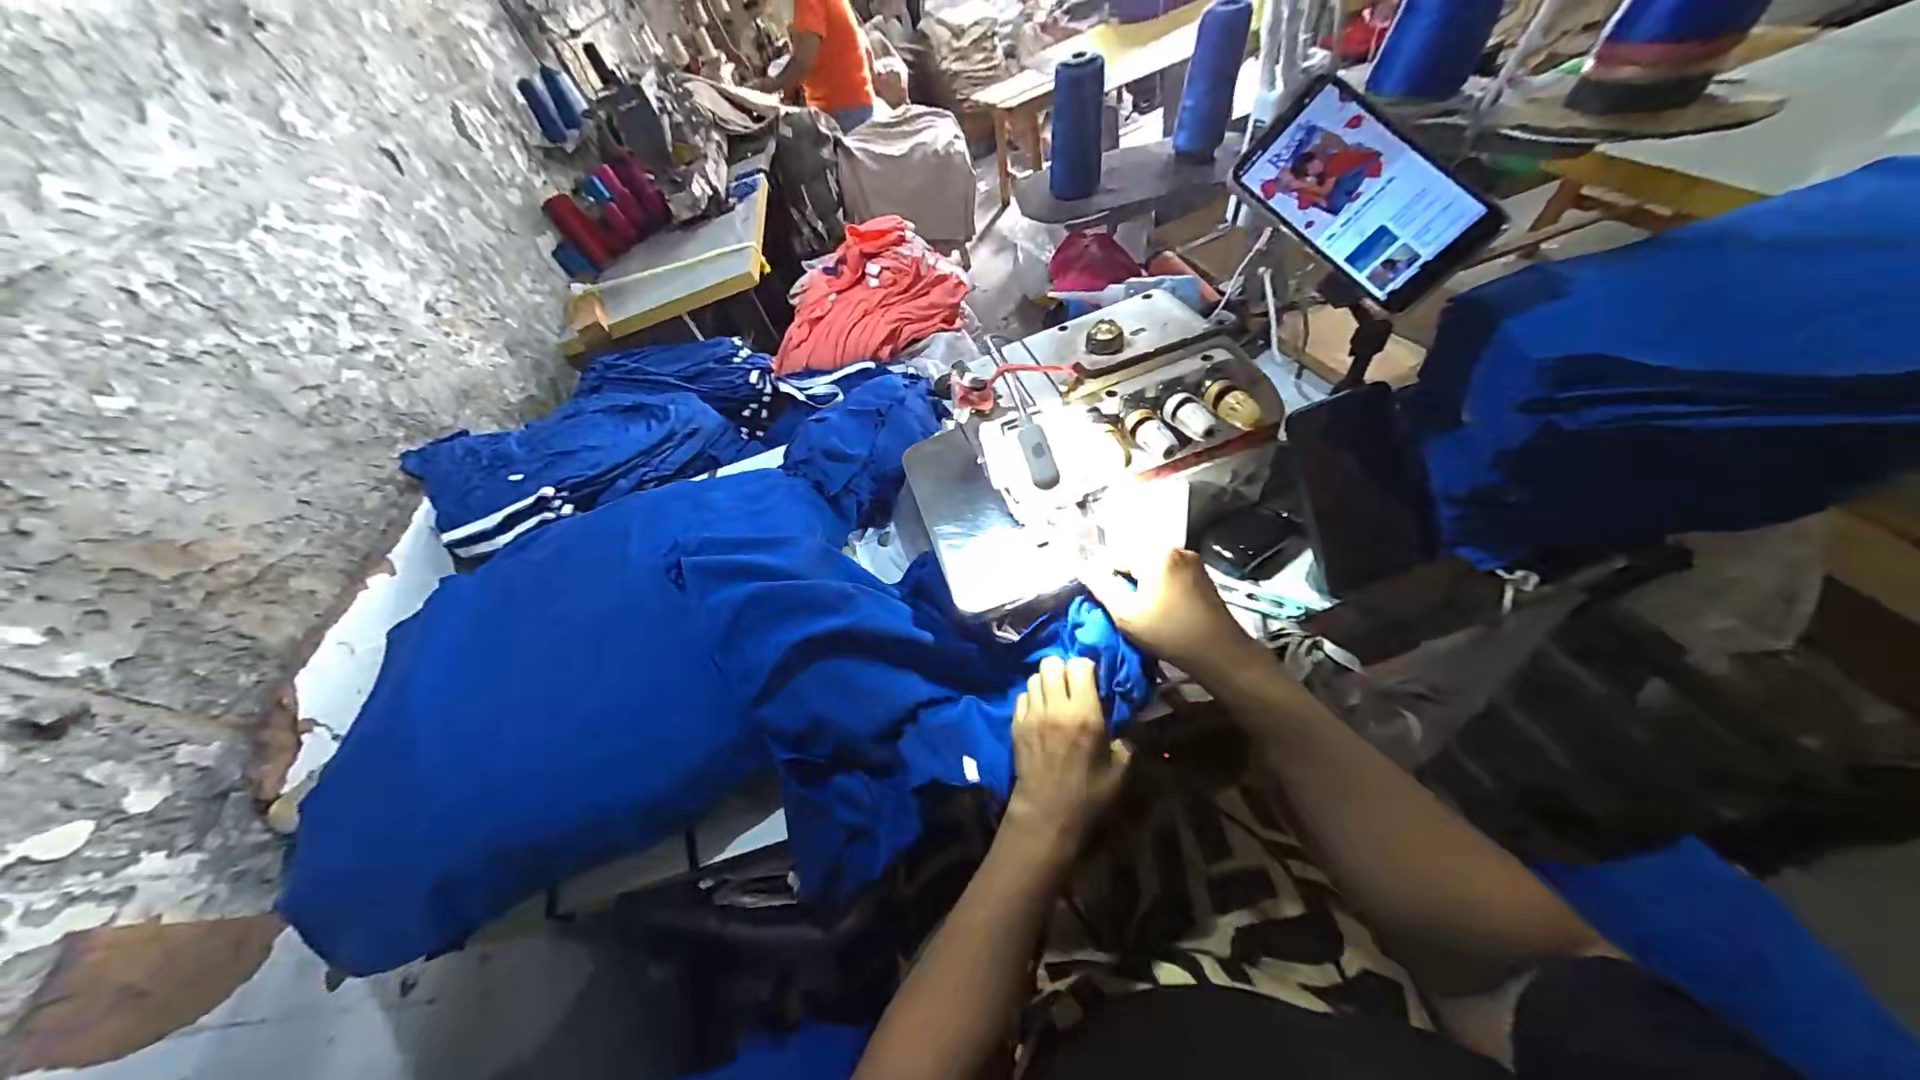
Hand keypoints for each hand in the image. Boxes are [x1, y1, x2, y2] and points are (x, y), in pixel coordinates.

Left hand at [1004, 656, 1129, 854]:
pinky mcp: (1015, 724)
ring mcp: (1031, 715)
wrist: (1047, 813)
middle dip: (1062, 668)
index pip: (1079, 665)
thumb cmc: (1088, 794)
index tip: (1091, 678)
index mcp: (1084, 714)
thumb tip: (1122, 724)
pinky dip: (1032, 698)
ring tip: (1055, 696)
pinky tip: (1040, 711)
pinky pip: (1022, 696)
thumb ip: (1124, 740)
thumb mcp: (1119, 768)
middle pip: (1052, 663)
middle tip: (1071, 683)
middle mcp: (1055, 708)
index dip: (1086, 667)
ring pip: (1034, 677)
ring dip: (1046, 682)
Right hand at [1081, 548, 1263, 681]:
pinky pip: (1168, 575)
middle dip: (1125, 582)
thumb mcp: (1125, 613)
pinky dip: (1159, 588)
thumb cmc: (1169, 633)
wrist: (1219, 652)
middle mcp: (1176, 549)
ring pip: (1152, 568)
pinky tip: (1161, 610)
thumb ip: (1101, 587)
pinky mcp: (1201, 575)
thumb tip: (1082, 568)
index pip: (1114, 557)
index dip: (1106, 580)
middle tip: (1124, 610)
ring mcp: (1192, 561)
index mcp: (1156, 554)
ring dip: (1142, 586)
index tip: (1107, 603)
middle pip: (1135, 561)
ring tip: (1142, 612)